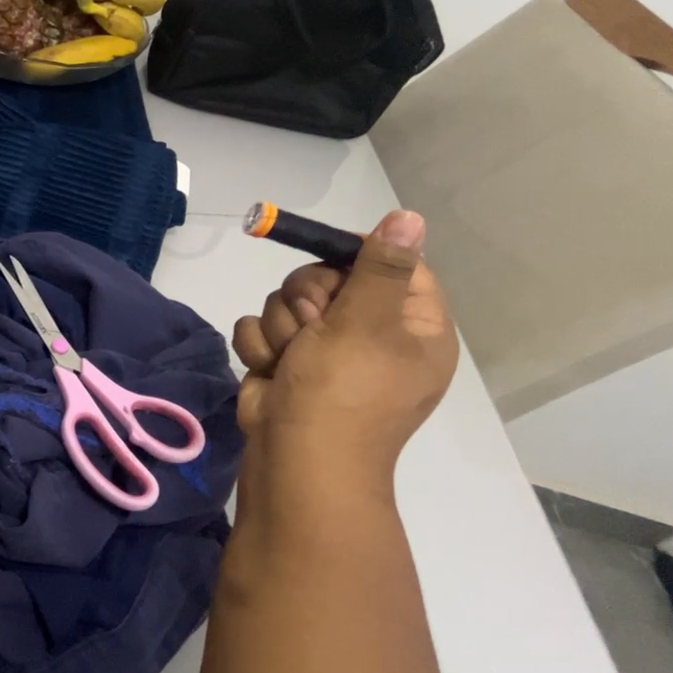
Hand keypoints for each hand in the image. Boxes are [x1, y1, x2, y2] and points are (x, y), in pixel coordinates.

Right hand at [232, 210, 457, 469]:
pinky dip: (260, 347)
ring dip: (279, 328)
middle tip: (312, 326)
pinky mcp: (286, 360)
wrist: (296, 456)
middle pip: (328, 279)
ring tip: (290, 359)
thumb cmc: (342, 391)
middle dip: (305, 300)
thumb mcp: (366, 323)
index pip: (394, 265)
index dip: (357, 257)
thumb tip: (409, 216)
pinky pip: (262, 329)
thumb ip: (381, 268)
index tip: (328, 263)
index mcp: (412, 325)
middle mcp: (371, 333)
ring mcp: (325, 348)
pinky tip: (269, 370)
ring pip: (286, 303)